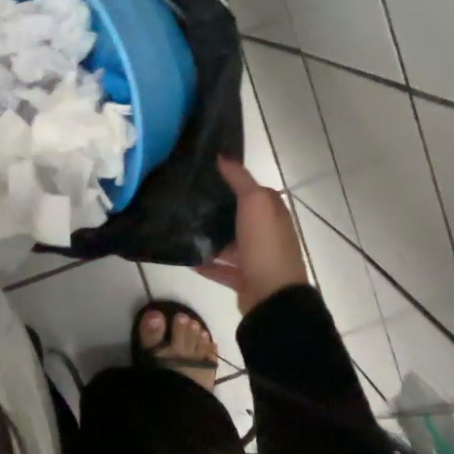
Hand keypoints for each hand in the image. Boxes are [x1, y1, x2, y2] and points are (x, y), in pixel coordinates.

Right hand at [196, 157, 309, 314]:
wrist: (272, 297)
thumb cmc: (265, 245)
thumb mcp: (254, 203)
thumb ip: (240, 179)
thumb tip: (222, 156)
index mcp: (272, 212)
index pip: (251, 190)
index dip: (231, 180)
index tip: (203, 173)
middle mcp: (267, 233)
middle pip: (239, 216)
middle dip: (216, 208)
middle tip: (185, 198)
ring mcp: (257, 258)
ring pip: (230, 242)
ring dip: (210, 236)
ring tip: (181, 226)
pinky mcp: (245, 279)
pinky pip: (221, 268)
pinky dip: (206, 263)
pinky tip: (185, 257)